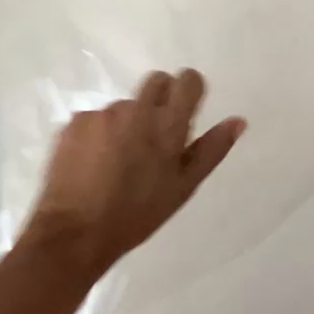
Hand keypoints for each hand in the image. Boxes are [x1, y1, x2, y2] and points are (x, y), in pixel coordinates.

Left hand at [21, 69, 245, 278]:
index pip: (188, 80)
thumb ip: (211, 150)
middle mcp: (136, 109)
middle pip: (156, 82)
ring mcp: (103, 113)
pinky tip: (94, 164)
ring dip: (127, 123)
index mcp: (168, 125)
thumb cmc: (137, 214)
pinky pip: (96, 119)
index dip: (190, 90)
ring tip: (118, 162)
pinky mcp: (75, 122)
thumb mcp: (183, 188)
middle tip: (153, 138)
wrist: (76, 232)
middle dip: (160, 100)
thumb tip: (238, 120)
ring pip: (125, 106)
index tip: (186, 111)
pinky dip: (99, 134)